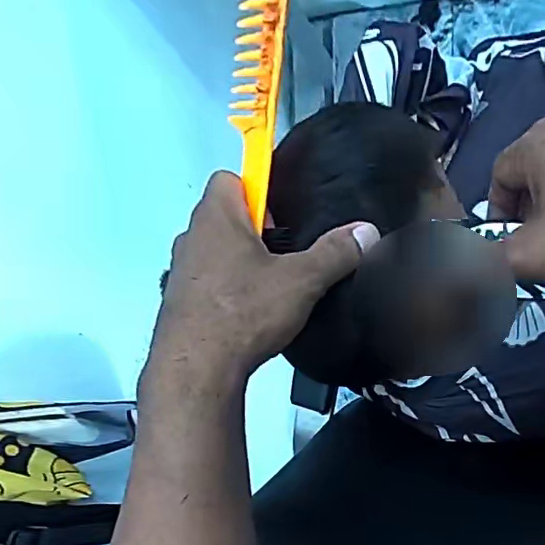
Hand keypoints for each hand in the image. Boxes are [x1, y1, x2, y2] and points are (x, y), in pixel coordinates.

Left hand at [147, 171, 376, 395]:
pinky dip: (228, 294)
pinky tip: (251, 318)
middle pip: (226, 218)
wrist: (198, 366)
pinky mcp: (180, 302)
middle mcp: (192, 236)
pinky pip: (209, 286)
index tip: (282, 218)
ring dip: (241, 266)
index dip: (259, 192)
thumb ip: (335, 253)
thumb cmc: (242, 313)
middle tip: (285, 260)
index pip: (230, 178)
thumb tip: (364, 233)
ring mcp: (180, 270)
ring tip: (270, 293)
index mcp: (217, 217)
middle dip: (256, 234)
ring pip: (217, 254)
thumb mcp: (303, 280)